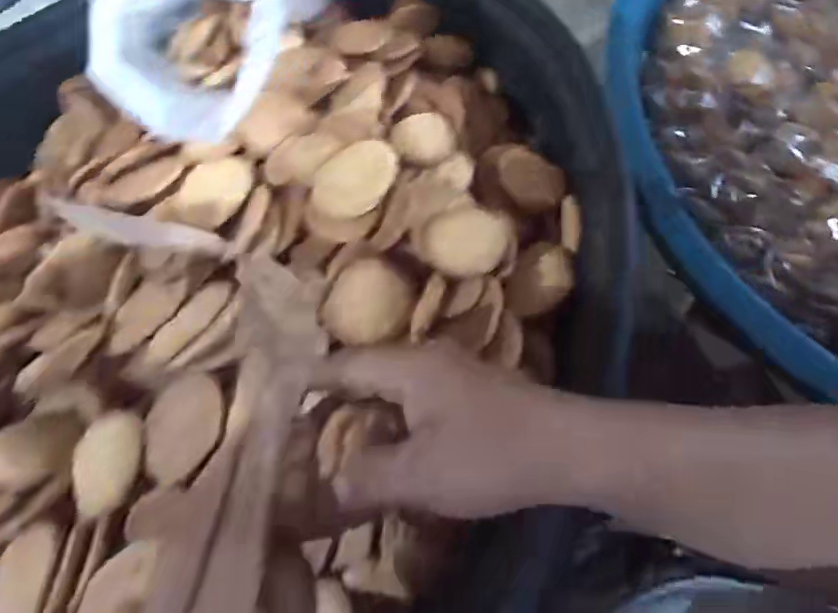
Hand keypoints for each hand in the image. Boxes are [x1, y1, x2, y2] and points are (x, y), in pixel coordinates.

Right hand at [307, 343, 579, 518]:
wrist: (562, 444)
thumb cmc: (487, 454)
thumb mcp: (417, 474)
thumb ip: (366, 475)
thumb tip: (331, 479)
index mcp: (412, 365)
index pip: (347, 364)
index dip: (310, 381)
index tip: (274, 397)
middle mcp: (432, 358)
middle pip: (371, 372)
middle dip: (335, 402)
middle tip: (298, 436)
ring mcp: (457, 372)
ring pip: (397, 387)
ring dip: (367, 413)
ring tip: (336, 446)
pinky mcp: (474, 392)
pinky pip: (420, 399)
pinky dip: (396, 420)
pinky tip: (390, 449)